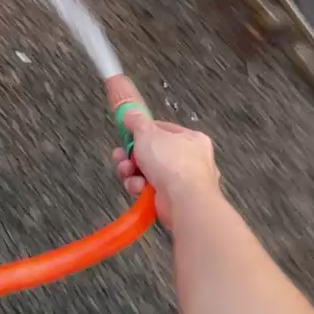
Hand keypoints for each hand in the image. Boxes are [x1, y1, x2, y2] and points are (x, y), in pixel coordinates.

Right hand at [112, 113, 219, 230]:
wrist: (184, 201)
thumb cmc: (173, 163)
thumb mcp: (147, 132)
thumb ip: (136, 119)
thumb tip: (129, 112)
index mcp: (192, 139)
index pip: (161, 130)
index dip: (141, 132)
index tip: (127, 134)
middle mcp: (191, 160)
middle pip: (151, 152)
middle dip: (131, 155)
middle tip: (122, 156)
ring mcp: (184, 181)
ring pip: (147, 171)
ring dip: (131, 171)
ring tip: (127, 171)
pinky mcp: (174, 198)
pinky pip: (150, 188)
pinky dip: (139, 186)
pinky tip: (138, 187)